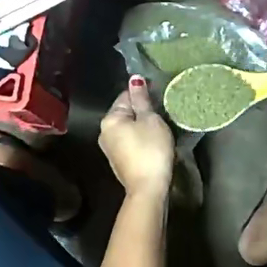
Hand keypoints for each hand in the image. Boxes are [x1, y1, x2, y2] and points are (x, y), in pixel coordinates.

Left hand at [100, 76, 174, 194]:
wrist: (147, 187)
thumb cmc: (151, 149)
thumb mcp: (150, 120)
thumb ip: (142, 99)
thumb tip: (134, 78)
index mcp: (110, 119)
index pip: (125, 95)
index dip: (143, 92)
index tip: (160, 95)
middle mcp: (104, 132)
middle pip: (125, 112)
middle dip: (142, 110)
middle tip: (163, 112)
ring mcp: (109, 148)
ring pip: (127, 127)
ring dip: (142, 125)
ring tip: (160, 127)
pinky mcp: (118, 160)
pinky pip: (129, 140)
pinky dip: (140, 137)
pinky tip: (153, 142)